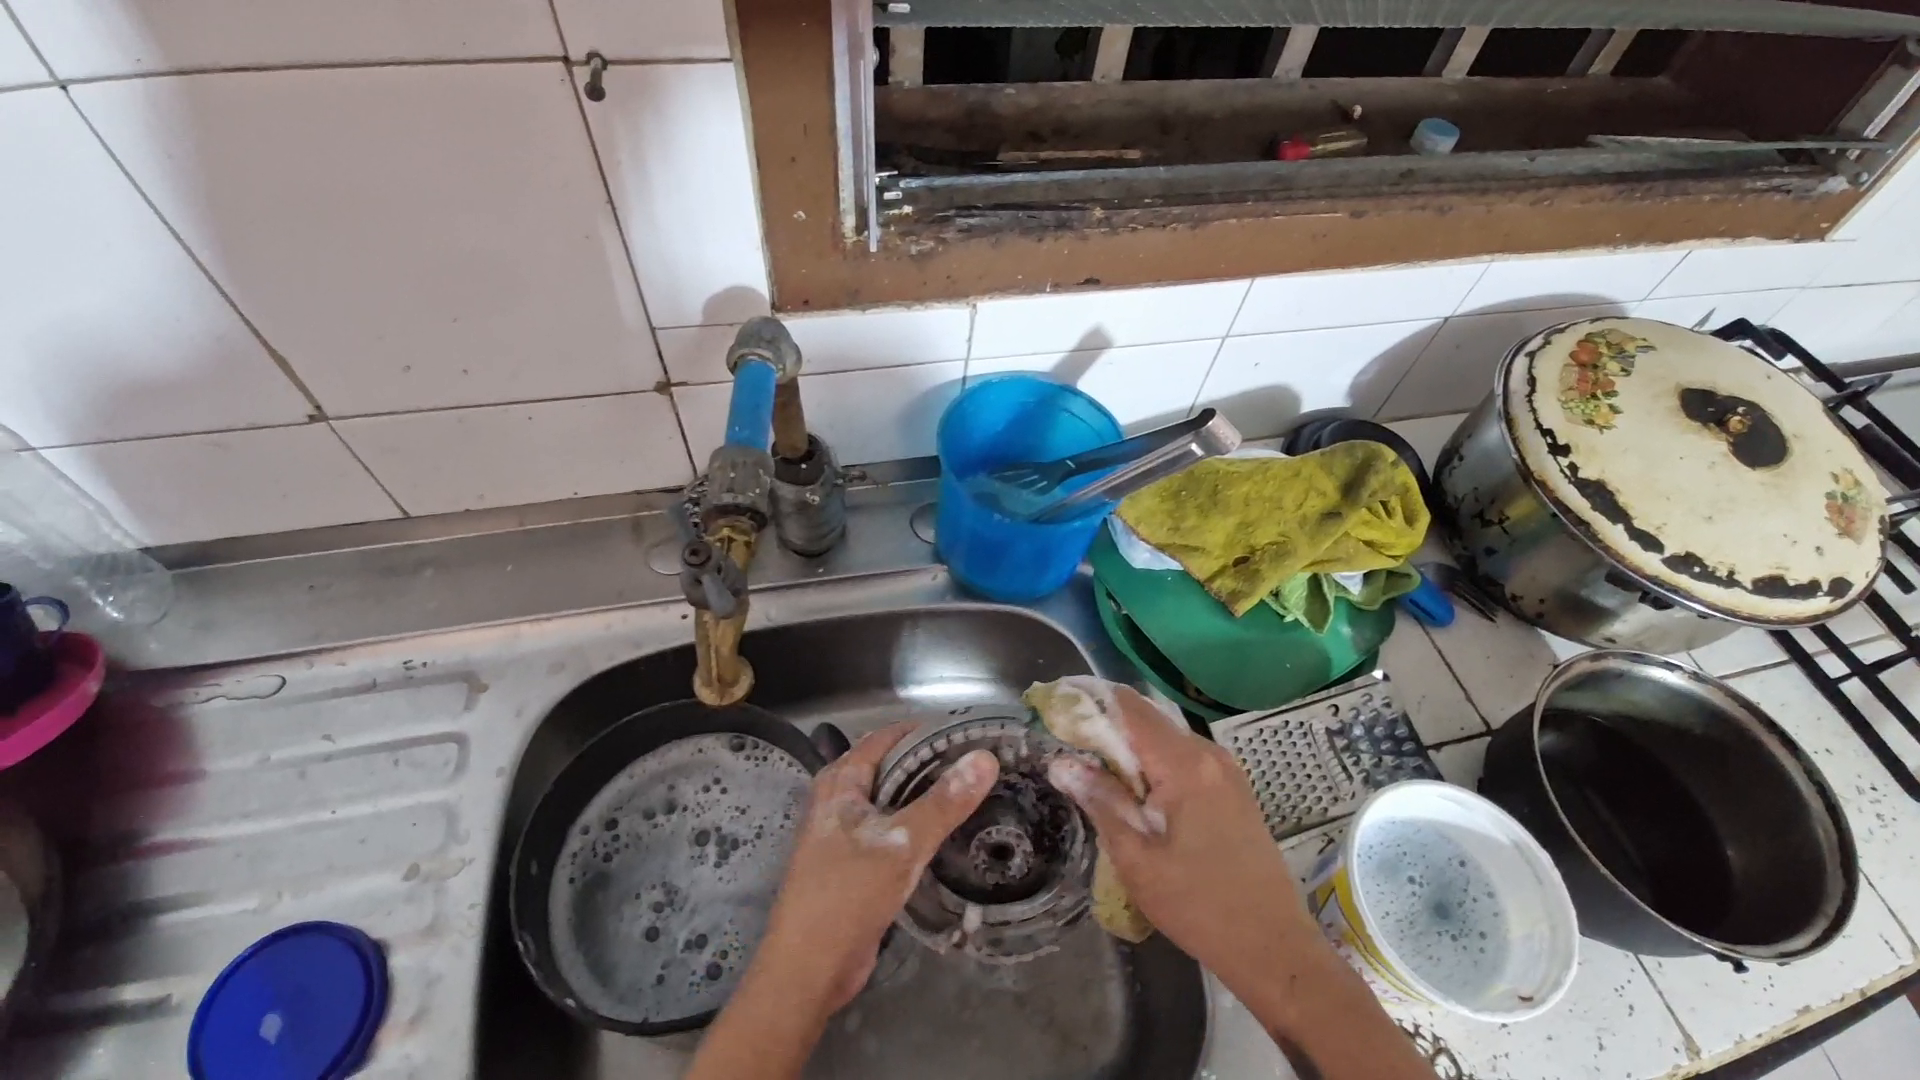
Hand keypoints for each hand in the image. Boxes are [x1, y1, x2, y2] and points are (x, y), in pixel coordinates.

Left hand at [751, 723, 999, 1015]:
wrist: (809, 968)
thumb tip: (985, 758)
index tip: (970, 732)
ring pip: (891, 801)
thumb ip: (943, 803)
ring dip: (924, 797)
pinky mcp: (854, 863)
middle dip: (930, 763)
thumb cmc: (847, 895)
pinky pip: (891, 830)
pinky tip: (946, 834)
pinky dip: (917, 825)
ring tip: (971, 794)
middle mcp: (839, 800)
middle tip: (978, 764)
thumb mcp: (901, 845)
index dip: (926, 731)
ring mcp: (845, 833)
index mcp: (840, 783)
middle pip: (890, 767)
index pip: (887, 737)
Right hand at [1045, 687, 1317, 991]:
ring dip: (1129, 748)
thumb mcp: (1137, 858)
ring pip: (1166, 739)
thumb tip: (1061, 763)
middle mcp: (1210, 755)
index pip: (1129, 708)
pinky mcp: (1233, 790)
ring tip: (1092, 770)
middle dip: (1105, 726)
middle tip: (1066, 745)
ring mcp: (1227, 771)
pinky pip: (1184, 759)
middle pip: (1148, 719)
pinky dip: (1153, 764)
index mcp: (1185, 765)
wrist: (1273, 946)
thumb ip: (1101, 802)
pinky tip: (1134, 793)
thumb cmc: (1199, 906)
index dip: (1090, 700)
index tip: (1055, 707)